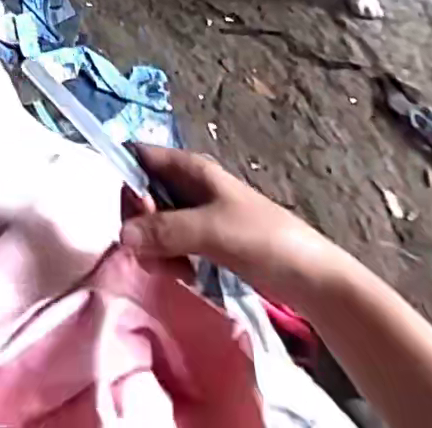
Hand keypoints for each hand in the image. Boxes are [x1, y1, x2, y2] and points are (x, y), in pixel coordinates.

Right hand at [121, 144, 350, 302]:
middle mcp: (188, 184)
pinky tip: (186, 274)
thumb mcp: (210, 231)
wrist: (310, 274)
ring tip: (177, 269)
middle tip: (153, 251)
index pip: (140, 157)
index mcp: (189, 167)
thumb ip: (165, 230)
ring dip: (155, 246)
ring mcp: (195, 211)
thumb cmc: (261, 238)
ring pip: (153, 221)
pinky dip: (169, 258)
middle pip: (142, 192)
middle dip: (140, 223)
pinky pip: (169, 241)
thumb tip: (122, 234)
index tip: (131, 214)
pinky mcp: (202, 237)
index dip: (127, 178)